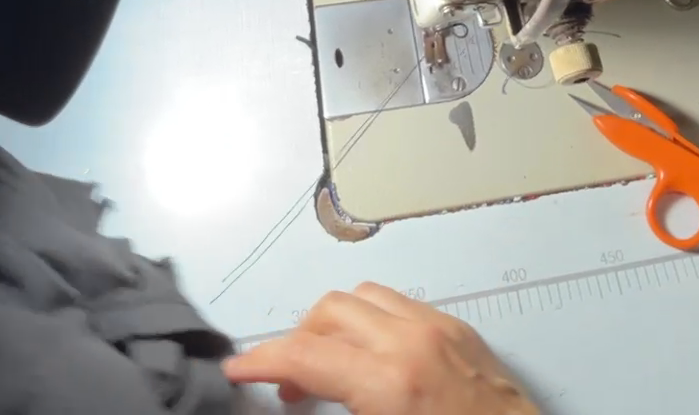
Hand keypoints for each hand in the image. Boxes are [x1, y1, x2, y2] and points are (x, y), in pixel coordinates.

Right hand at [225, 282, 537, 413]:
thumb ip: (338, 412)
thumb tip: (303, 395)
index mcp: (391, 383)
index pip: (307, 354)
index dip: (264, 360)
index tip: (238, 368)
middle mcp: (412, 340)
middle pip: (331, 311)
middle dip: (298, 340)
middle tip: (287, 384)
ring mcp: (439, 327)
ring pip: (365, 296)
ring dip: (336, 323)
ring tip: (327, 364)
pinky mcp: (460, 327)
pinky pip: (400, 304)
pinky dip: (372, 320)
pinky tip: (371, 354)